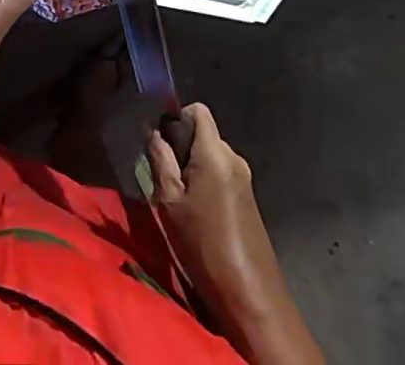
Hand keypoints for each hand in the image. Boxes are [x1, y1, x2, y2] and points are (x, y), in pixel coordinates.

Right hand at [149, 104, 323, 364]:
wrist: (249, 294)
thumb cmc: (203, 243)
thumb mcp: (169, 200)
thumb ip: (160, 160)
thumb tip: (155, 133)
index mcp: (216, 154)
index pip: (198, 111)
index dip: (176, 117)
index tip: (159, 141)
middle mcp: (234, 159)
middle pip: (202, 134)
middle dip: (180, 145)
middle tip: (161, 173)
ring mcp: (244, 179)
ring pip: (209, 155)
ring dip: (189, 166)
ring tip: (175, 196)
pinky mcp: (247, 198)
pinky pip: (219, 173)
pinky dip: (202, 181)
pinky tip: (193, 209)